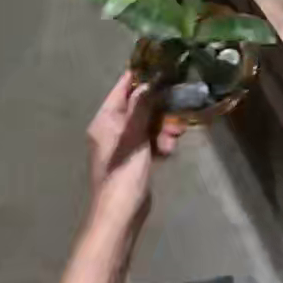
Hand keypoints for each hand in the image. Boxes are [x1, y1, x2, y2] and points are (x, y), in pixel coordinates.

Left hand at [86, 72, 185, 233]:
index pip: (122, 88)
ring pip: (147, 125)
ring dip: (162, 129)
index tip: (161, 68)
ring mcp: (123, 144)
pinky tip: (169, 151)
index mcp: (105, 118)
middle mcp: (111, 128)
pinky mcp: (134, 159)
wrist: (120, 215)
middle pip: (138, 107)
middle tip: (177, 115)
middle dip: (159, 110)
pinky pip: (149, 142)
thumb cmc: (124, 171)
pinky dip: (160, 144)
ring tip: (174, 139)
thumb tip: (148, 82)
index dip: (140, 77)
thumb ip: (141, 107)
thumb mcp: (133, 135)